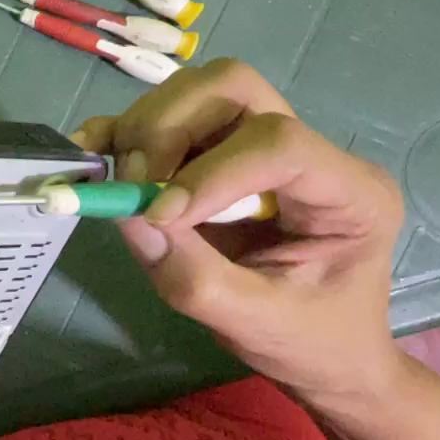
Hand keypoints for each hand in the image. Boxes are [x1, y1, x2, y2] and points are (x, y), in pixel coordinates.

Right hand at [72, 59, 407, 405]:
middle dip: (169, 128)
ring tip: (127, 187)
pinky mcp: (214, 151)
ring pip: (193, 92)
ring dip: (144, 132)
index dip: (211, 171)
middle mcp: (307, 150)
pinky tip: (91, 149)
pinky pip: (161, 117)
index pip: (278, 143)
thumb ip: (195, 276)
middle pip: (230, 88)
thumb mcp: (256, 323)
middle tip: (138, 185)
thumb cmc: (308, 340)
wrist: (319, 352)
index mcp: (348, 191)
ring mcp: (255, 143)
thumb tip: (130, 218)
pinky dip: (119, 130)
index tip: (161, 218)